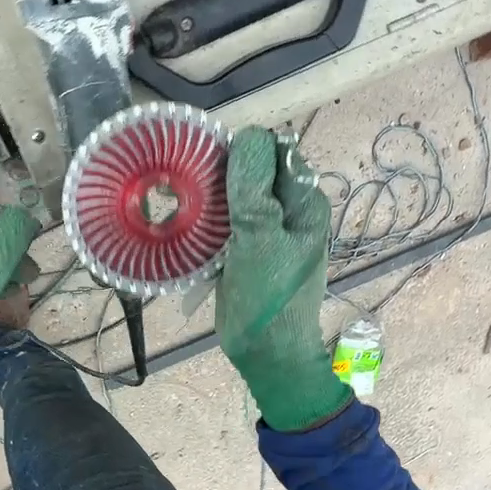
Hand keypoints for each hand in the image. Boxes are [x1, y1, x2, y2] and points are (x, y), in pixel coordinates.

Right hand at [216, 127, 349, 431]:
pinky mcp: (246, 252)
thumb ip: (253, 186)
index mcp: (305, 202)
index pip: (275, 153)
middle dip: (223, 174)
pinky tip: (188, 228)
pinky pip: (226, 224)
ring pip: (236, 197)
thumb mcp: (260, 237)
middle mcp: (290, 212)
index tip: (211, 166)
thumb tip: (247, 135)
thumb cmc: (269, 296)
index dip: (243, 152)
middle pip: (253, 173)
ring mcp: (267, 233)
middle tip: (191, 185)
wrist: (266, 353)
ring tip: (185, 204)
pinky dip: (208, 222)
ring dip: (211, 198)